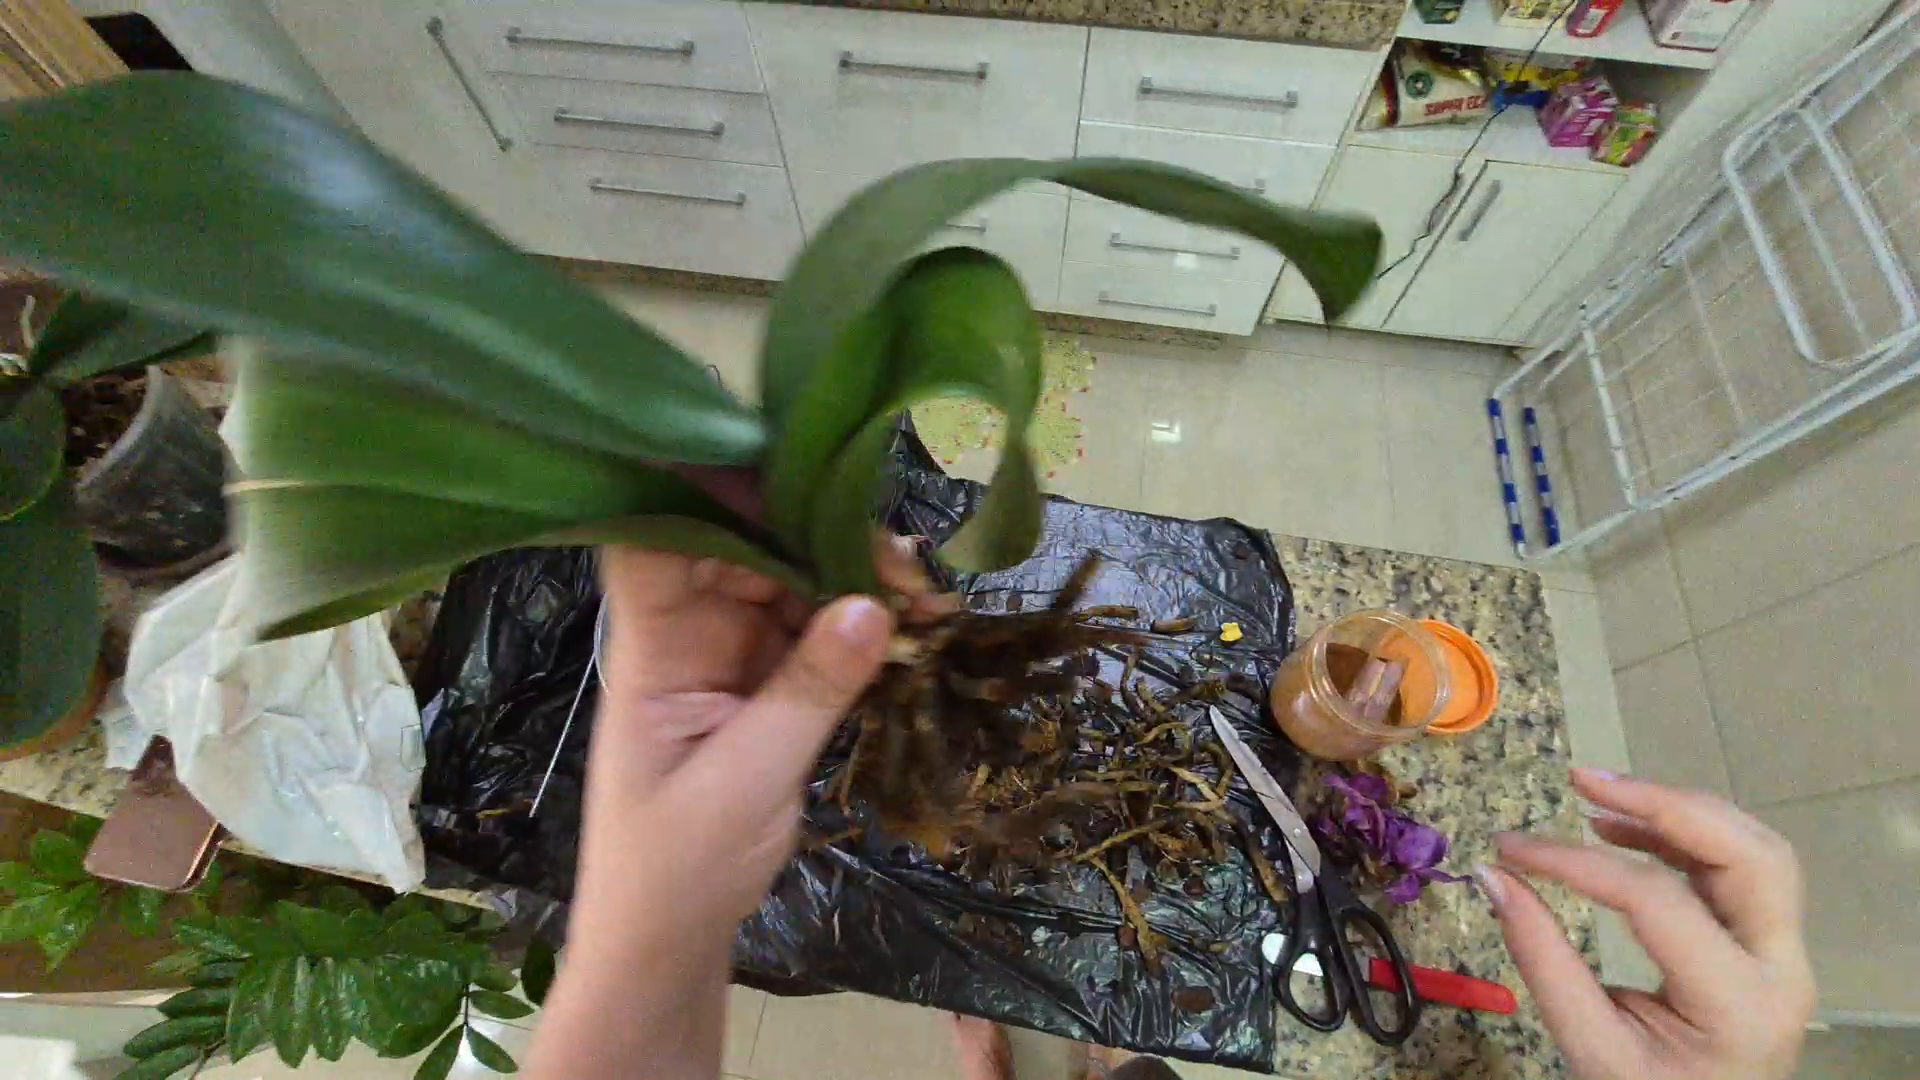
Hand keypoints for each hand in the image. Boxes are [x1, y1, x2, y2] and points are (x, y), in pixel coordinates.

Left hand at [528, 537, 940, 1078]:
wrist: (674, 935)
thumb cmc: (679, 866)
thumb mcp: (746, 781)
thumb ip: (808, 692)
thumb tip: (872, 606)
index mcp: (656, 644)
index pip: (660, 538)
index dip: (709, 489)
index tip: (791, 469)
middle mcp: (694, 629)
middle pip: (751, 547)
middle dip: (824, 539)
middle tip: (903, 561)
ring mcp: (736, 648)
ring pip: (797, 582)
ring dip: (859, 581)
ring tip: (926, 596)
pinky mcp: (772, 674)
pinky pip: (823, 629)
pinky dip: (868, 625)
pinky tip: (917, 625)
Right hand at [1480, 769, 1814, 1079]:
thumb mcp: (1588, 1044)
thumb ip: (1540, 957)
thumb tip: (1489, 874)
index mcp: (1739, 1003)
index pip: (1654, 900)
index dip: (1571, 861)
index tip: (1505, 848)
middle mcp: (1778, 967)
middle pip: (1750, 857)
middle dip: (1663, 804)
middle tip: (1581, 781)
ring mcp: (1778, 949)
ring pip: (1751, 848)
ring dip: (1672, 808)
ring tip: (1593, 792)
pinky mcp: (1758, 936)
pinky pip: (1732, 861)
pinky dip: (1674, 829)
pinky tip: (1613, 826)